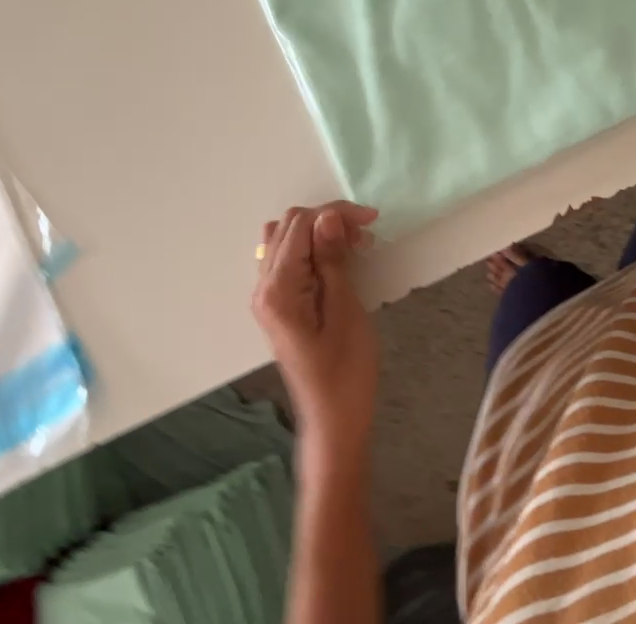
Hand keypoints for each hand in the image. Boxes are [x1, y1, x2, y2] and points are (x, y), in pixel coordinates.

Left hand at [252, 202, 380, 458]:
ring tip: (355, 245)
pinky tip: (337, 260)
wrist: (333, 420)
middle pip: (289, 228)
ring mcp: (268, 298)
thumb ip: (332, 260)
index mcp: (278, 288)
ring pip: (286, 242)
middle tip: (366, 236)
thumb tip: (327, 217)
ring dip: (320, 234)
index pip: (301, 226)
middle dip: (328, 221)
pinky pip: (288, 262)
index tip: (372, 220)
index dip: (336, 214)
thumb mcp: (345, 310)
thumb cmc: (346, 371)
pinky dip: (312, 251)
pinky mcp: (279, 306)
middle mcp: (263, 287)